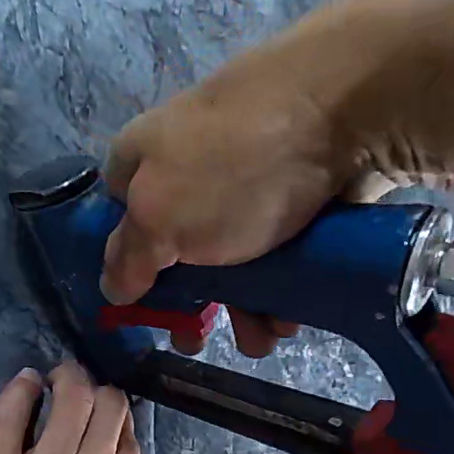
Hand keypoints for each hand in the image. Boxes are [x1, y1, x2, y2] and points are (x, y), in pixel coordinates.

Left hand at [0, 363, 175, 453]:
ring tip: (59, 375)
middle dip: (100, 393)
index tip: (108, 425)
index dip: (119, 428)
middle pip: (106, 408)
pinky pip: (10, 415)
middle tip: (85, 391)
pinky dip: (20, 390)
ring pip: (68, 399)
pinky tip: (24, 381)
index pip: (128, 442)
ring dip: (68, 379)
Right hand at [101, 55, 345, 357]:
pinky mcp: (294, 204)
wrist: (342, 113)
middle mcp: (190, 176)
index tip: (146, 315)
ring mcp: (244, 189)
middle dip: (194, 306)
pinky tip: (289, 317)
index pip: (119, 226)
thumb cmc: (231, 170)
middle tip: (199, 340)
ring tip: (264, 337)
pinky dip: (281, 293)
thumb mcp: (160, 218)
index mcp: (142, 166)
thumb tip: (111, 289)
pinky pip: (277, 260)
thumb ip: (128, 258)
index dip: (130, 274)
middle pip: (181, 256)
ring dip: (245, 311)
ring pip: (234, 266)